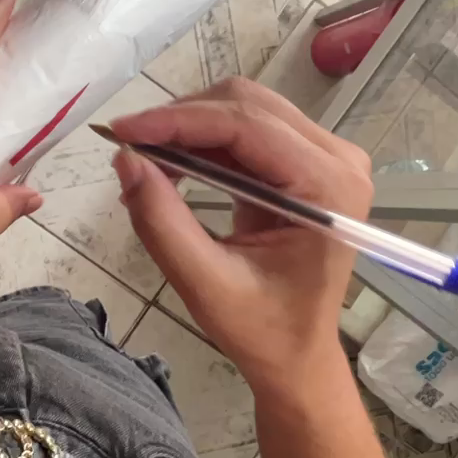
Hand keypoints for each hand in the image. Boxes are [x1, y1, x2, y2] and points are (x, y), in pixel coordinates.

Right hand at [109, 77, 371, 381]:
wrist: (296, 352)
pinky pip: (245, 132)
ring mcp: (325, 158)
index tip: (120, 132)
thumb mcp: (203, 282)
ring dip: (187, 128)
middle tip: (128, 149)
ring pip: (243, 110)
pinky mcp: (304, 164)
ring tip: (144, 163)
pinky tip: (169, 168)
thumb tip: (125, 160)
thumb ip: (162, 221)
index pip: (246, 126)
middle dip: (180, 120)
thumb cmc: (259, 328)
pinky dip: (200, 143)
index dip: (178, 121)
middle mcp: (337, 159)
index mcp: (327, 188)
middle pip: (246, 104)